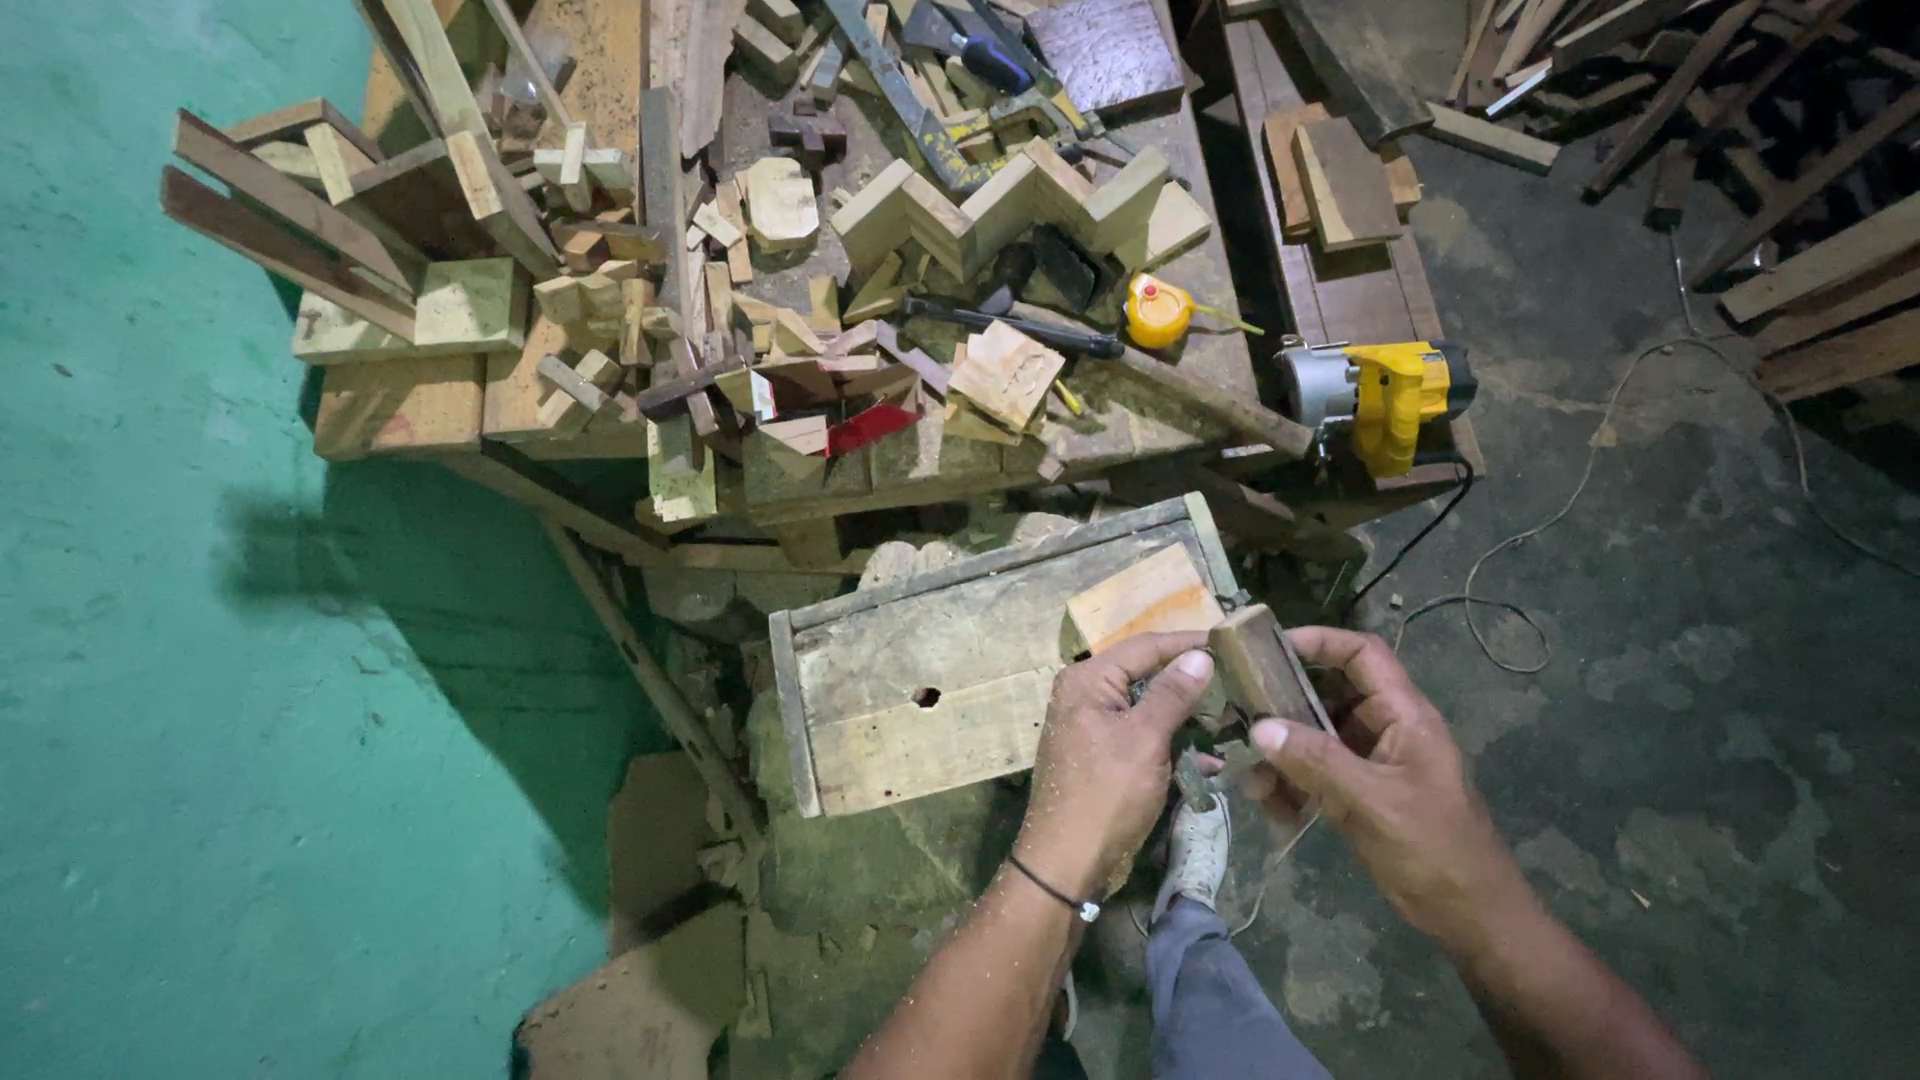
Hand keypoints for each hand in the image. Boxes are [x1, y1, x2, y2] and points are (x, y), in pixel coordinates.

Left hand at [1013, 633, 1214, 899]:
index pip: (1146, 646)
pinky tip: (1210, 760)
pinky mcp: (1103, 755)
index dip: (1188, 643)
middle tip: (1238, 682)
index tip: (1231, 642)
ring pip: (1149, 708)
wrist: (1066, 861)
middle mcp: (1086, 694)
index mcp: (1087, 680)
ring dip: (1187, 718)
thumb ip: (1172, 694)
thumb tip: (1201, 655)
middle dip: (1191, 683)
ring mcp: (1093, 725)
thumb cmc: (1105, 795)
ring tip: (1232, 720)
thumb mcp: (1144, 740)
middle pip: (1146, 675)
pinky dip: (1172, 745)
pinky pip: (1143, 736)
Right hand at [1242, 626, 1534, 948]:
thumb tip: (1259, 728)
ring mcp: (1369, 760)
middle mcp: (1384, 728)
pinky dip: (1290, 786)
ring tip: (1253, 785)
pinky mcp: (1356, 791)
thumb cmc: (1436, 851)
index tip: (1269, 647)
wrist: (1472, 919)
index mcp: (1404, 716)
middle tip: (1238, 713)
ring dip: (1279, 756)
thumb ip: (1317, 761)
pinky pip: (1313, 772)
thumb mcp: (1374, 802)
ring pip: (1312, 737)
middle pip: (1326, 694)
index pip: (1363, 655)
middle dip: (1281, 706)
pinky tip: (1274, 811)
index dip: (1320, 641)